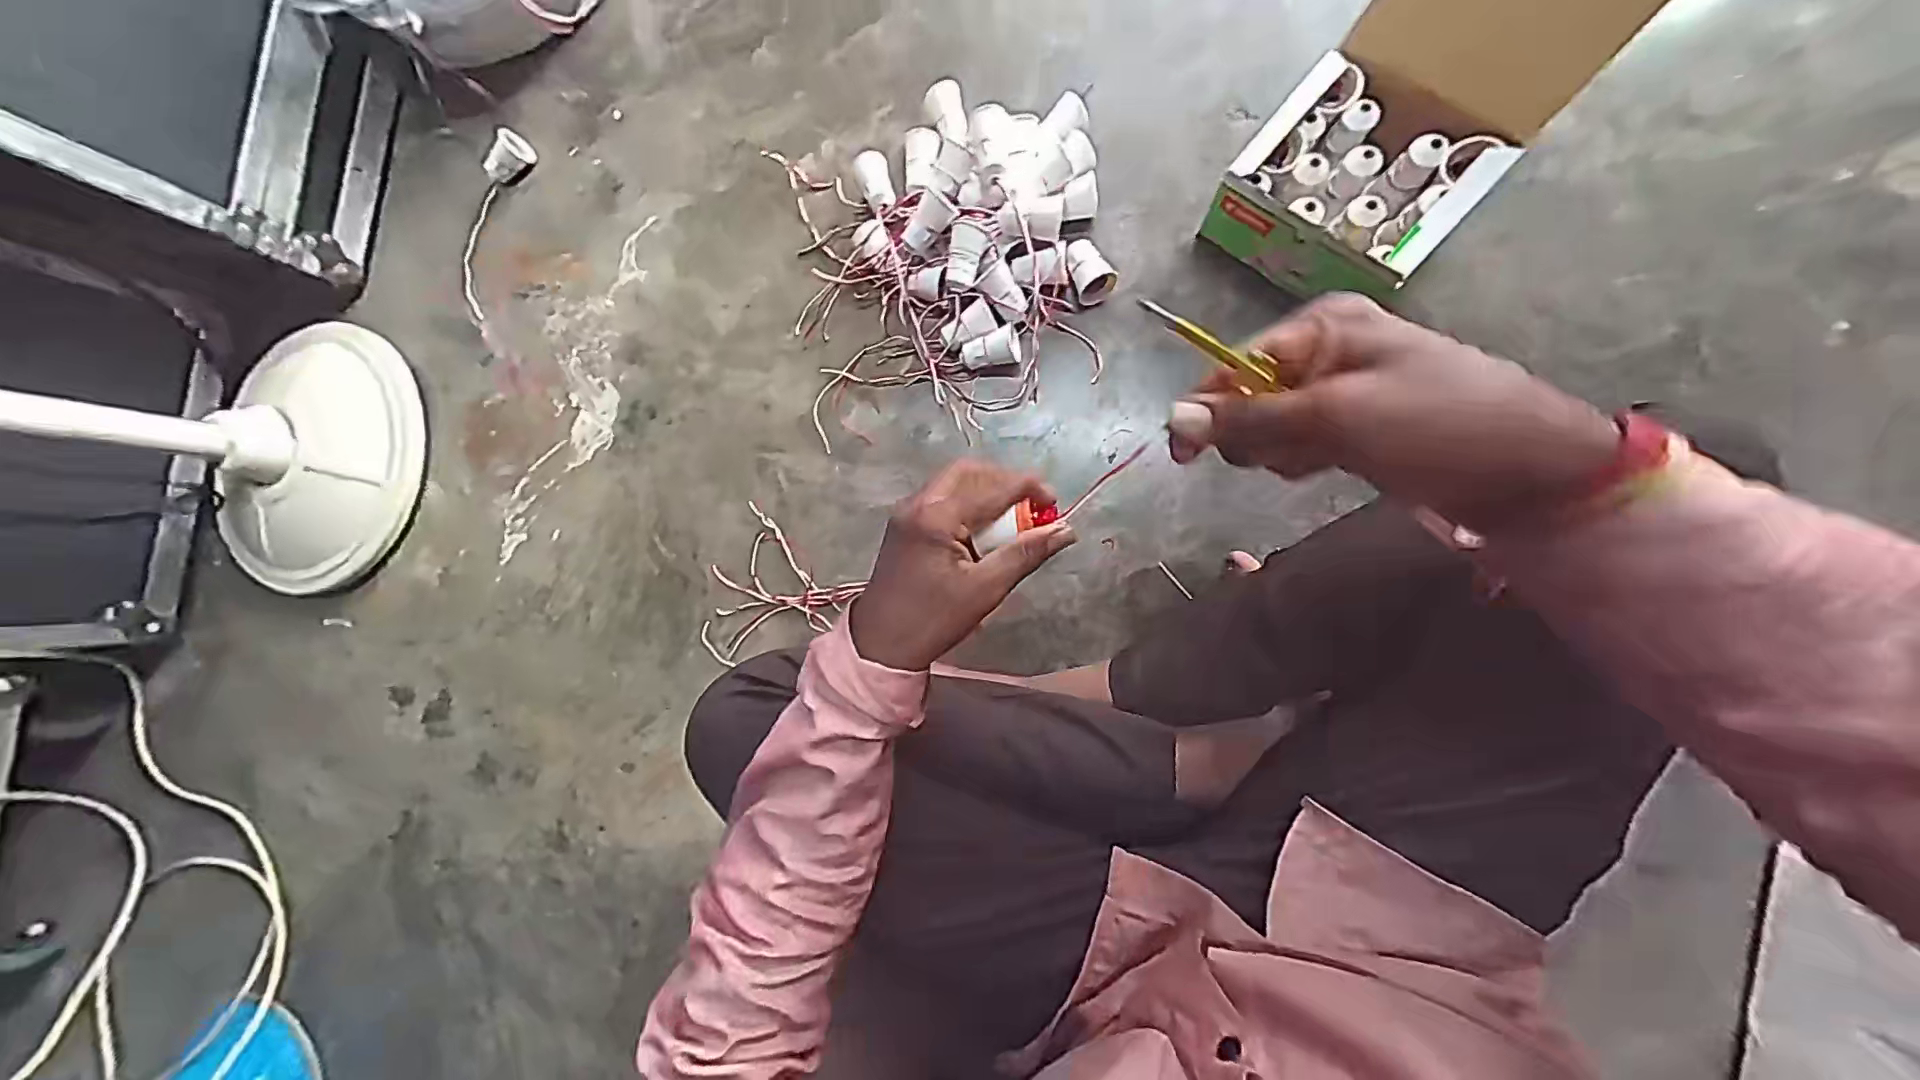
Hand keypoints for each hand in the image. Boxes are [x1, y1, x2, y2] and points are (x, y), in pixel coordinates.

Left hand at [849, 460, 1077, 670]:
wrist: (880, 645)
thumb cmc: (934, 620)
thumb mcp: (986, 589)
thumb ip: (1026, 553)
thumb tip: (1065, 530)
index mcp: (937, 516)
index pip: (993, 488)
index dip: (1029, 488)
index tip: (1055, 504)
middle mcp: (918, 504)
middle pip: (969, 472)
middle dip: (1005, 482)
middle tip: (1031, 505)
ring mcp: (906, 513)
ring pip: (953, 483)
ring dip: (985, 492)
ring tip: (1011, 520)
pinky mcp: (903, 525)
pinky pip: (941, 499)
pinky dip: (966, 505)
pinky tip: (982, 531)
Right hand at [1166, 294, 1619, 531]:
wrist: (1526, 471)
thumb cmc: (1434, 425)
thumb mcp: (1335, 417)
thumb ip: (1250, 418)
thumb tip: (1175, 417)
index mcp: (1322, 327)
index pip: (1234, 365)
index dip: (1207, 407)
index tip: (1184, 453)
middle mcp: (1323, 350)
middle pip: (1246, 397)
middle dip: (1257, 432)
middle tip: (1294, 451)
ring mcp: (1335, 389)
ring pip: (1267, 426)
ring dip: (1280, 451)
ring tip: (1323, 458)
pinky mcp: (1346, 424)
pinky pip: (1294, 442)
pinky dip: (1300, 458)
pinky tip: (1330, 464)